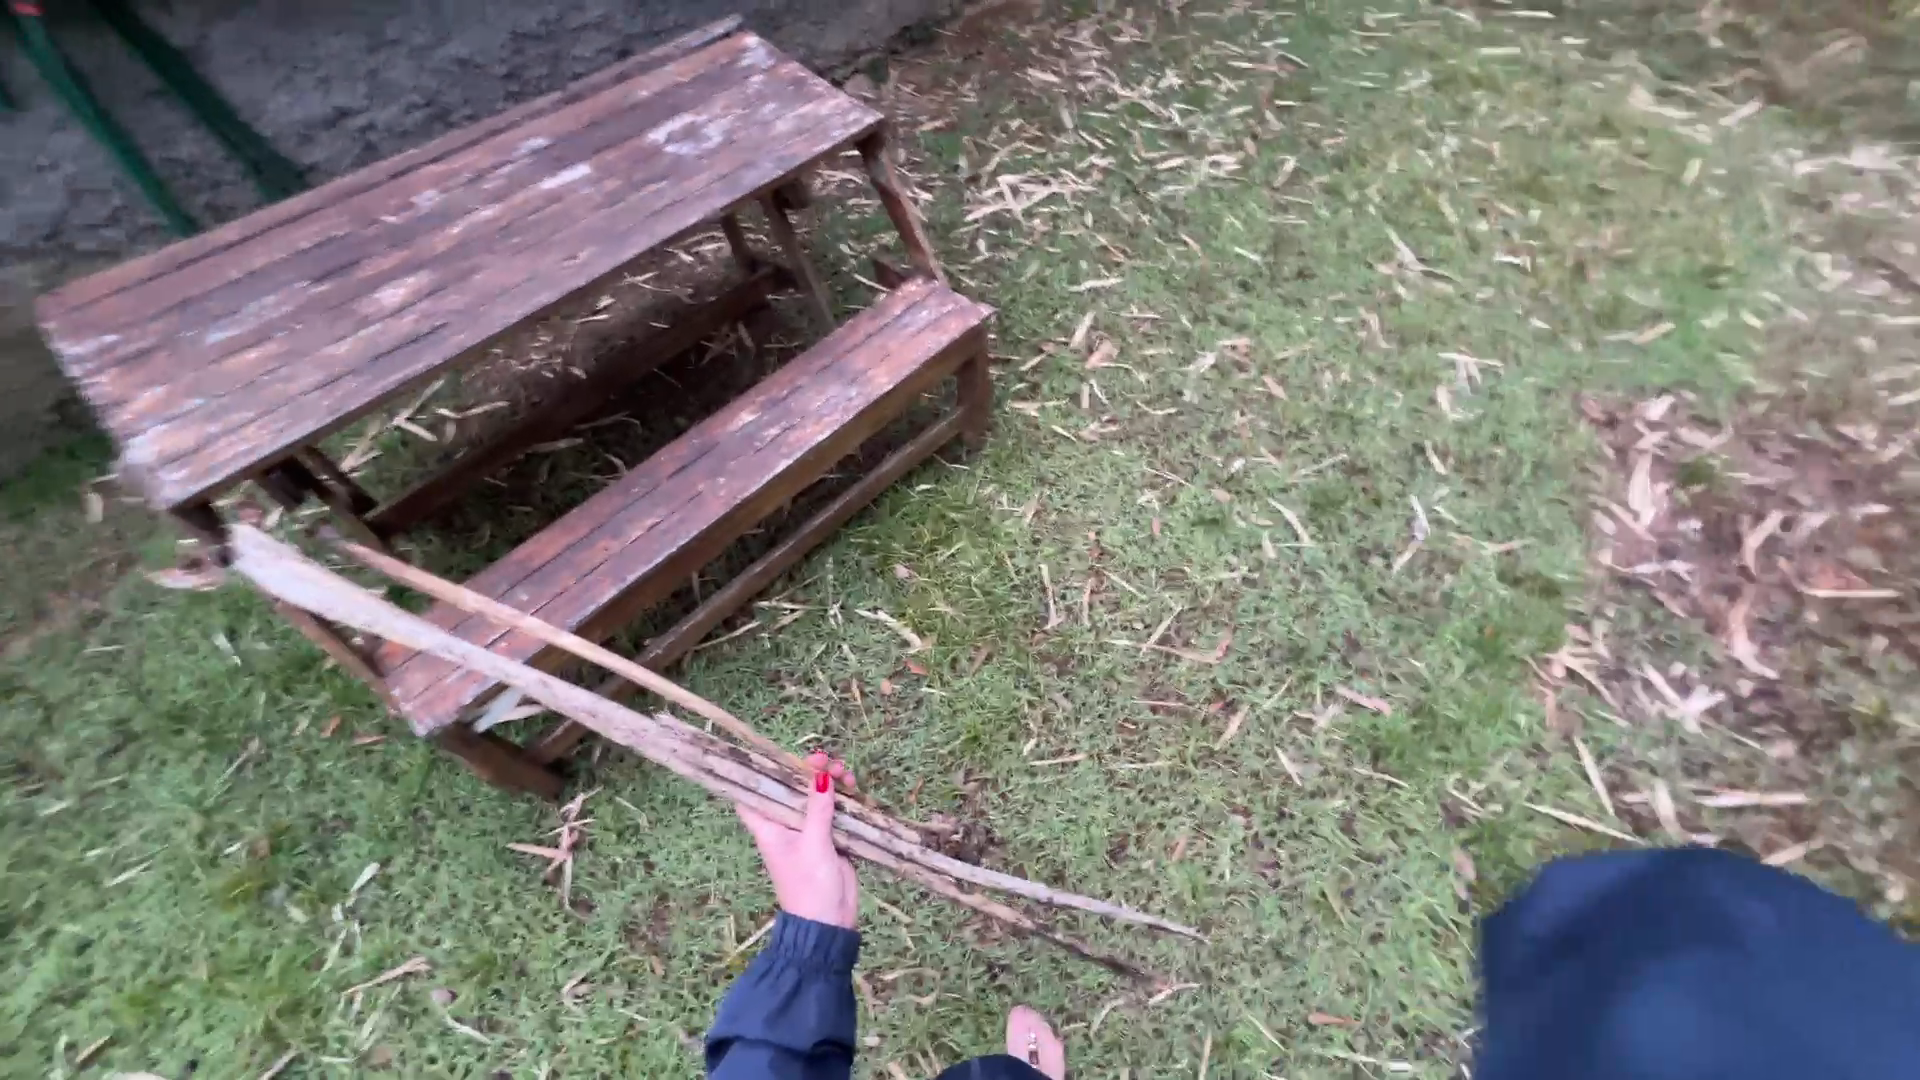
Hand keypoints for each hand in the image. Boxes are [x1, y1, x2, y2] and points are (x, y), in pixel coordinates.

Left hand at [736, 751, 858, 928]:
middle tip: (828, 760)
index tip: (774, 754)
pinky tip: (855, 789)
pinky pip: (835, 809)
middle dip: (809, 771)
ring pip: (817, 795)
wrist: (829, 923)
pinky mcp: (831, 837)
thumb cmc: (810, 885)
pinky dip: (844, 797)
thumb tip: (820, 774)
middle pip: (793, 788)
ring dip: (831, 781)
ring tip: (847, 774)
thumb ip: (818, 808)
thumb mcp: (814, 843)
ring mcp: (809, 831)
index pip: (752, 797)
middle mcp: (787, 826)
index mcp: (770, 828)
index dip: (758, 775)